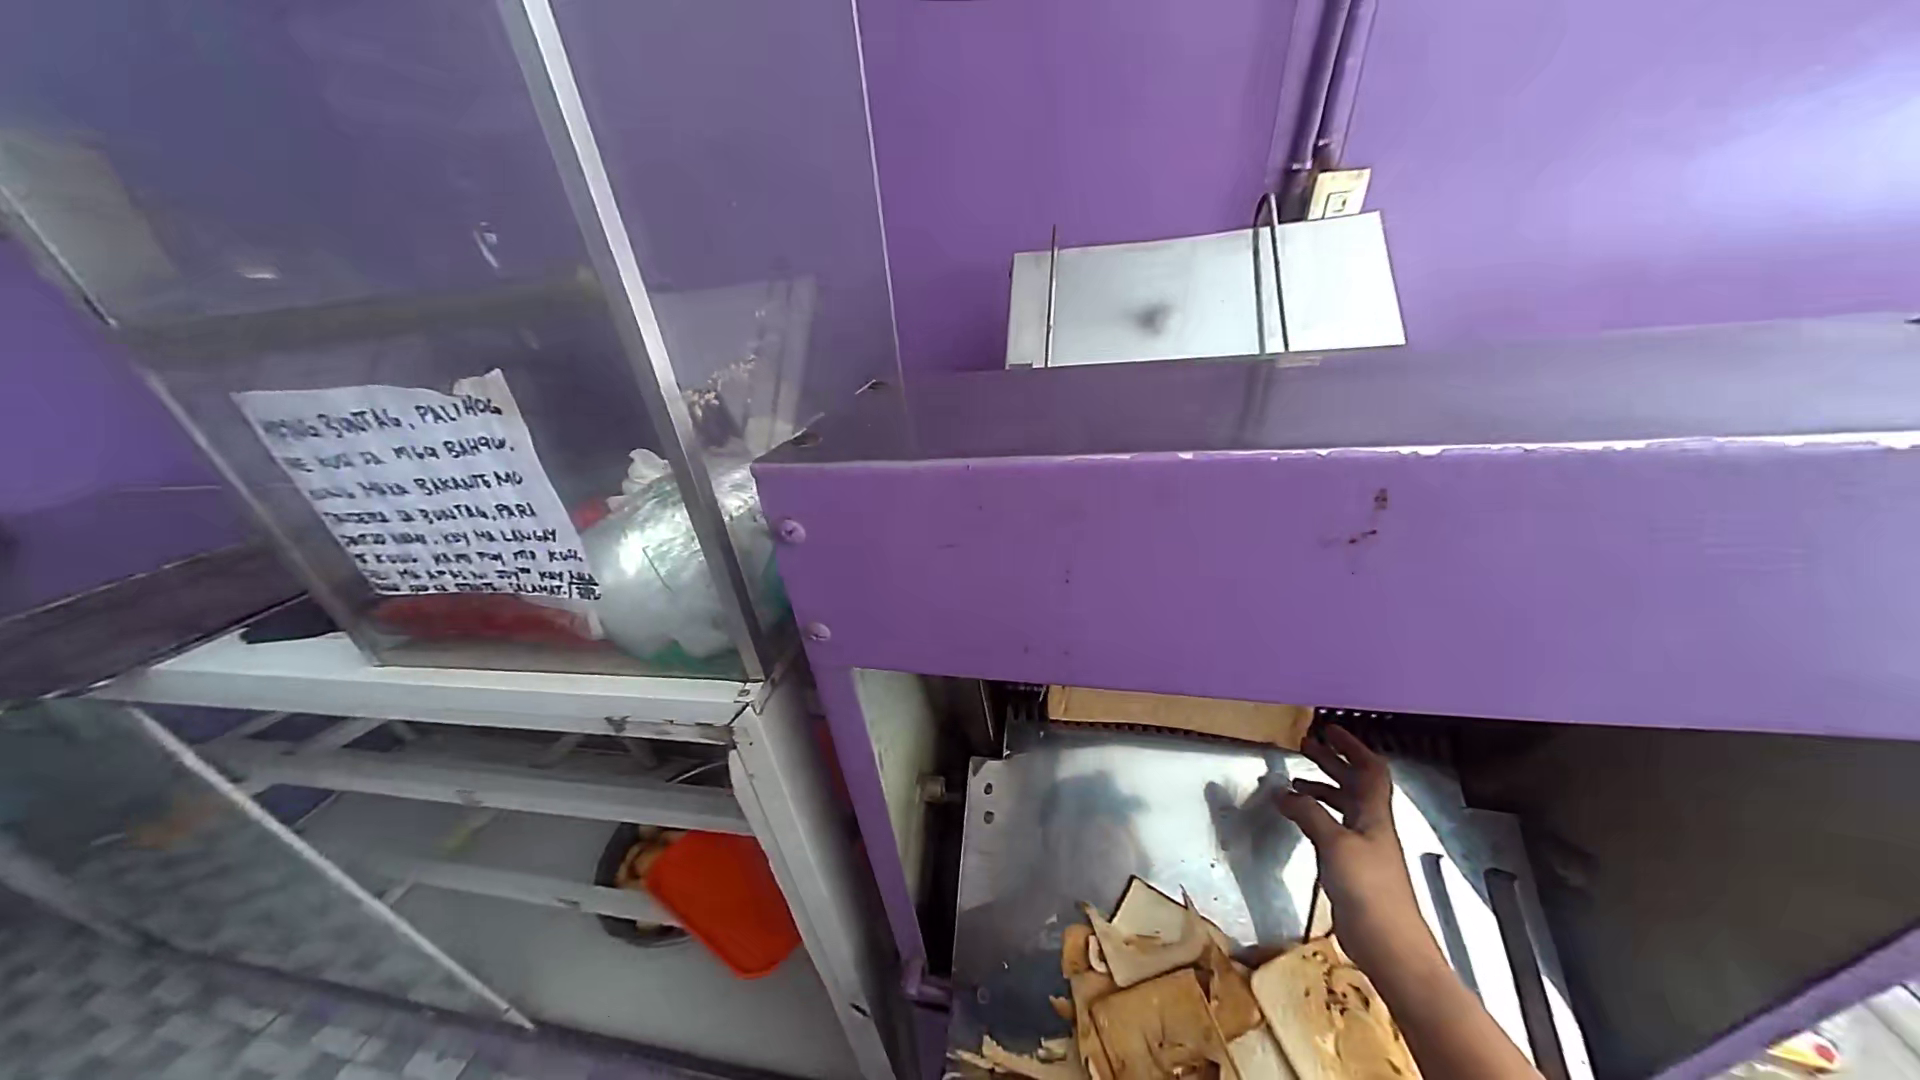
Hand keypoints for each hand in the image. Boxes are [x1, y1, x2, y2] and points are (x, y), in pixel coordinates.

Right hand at [1276, 725, 1440, 978]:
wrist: (1390, 946)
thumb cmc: (1369, 890)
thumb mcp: (1334, 844)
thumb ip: (1309, 814)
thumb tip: (1285, 793)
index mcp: (1374, 815)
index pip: (1371, 770)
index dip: (1353, 747)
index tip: (1331, 730)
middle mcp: (1371, 826)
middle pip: (1355, 784)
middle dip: (1333, 761)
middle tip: (1307, 744)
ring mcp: (1362, 846)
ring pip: (1343, 805)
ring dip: (1322, 786)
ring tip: (1295, 779)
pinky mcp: (1350, 866)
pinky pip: (1331, 826)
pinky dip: (1314, 814)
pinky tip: (1298, 817)